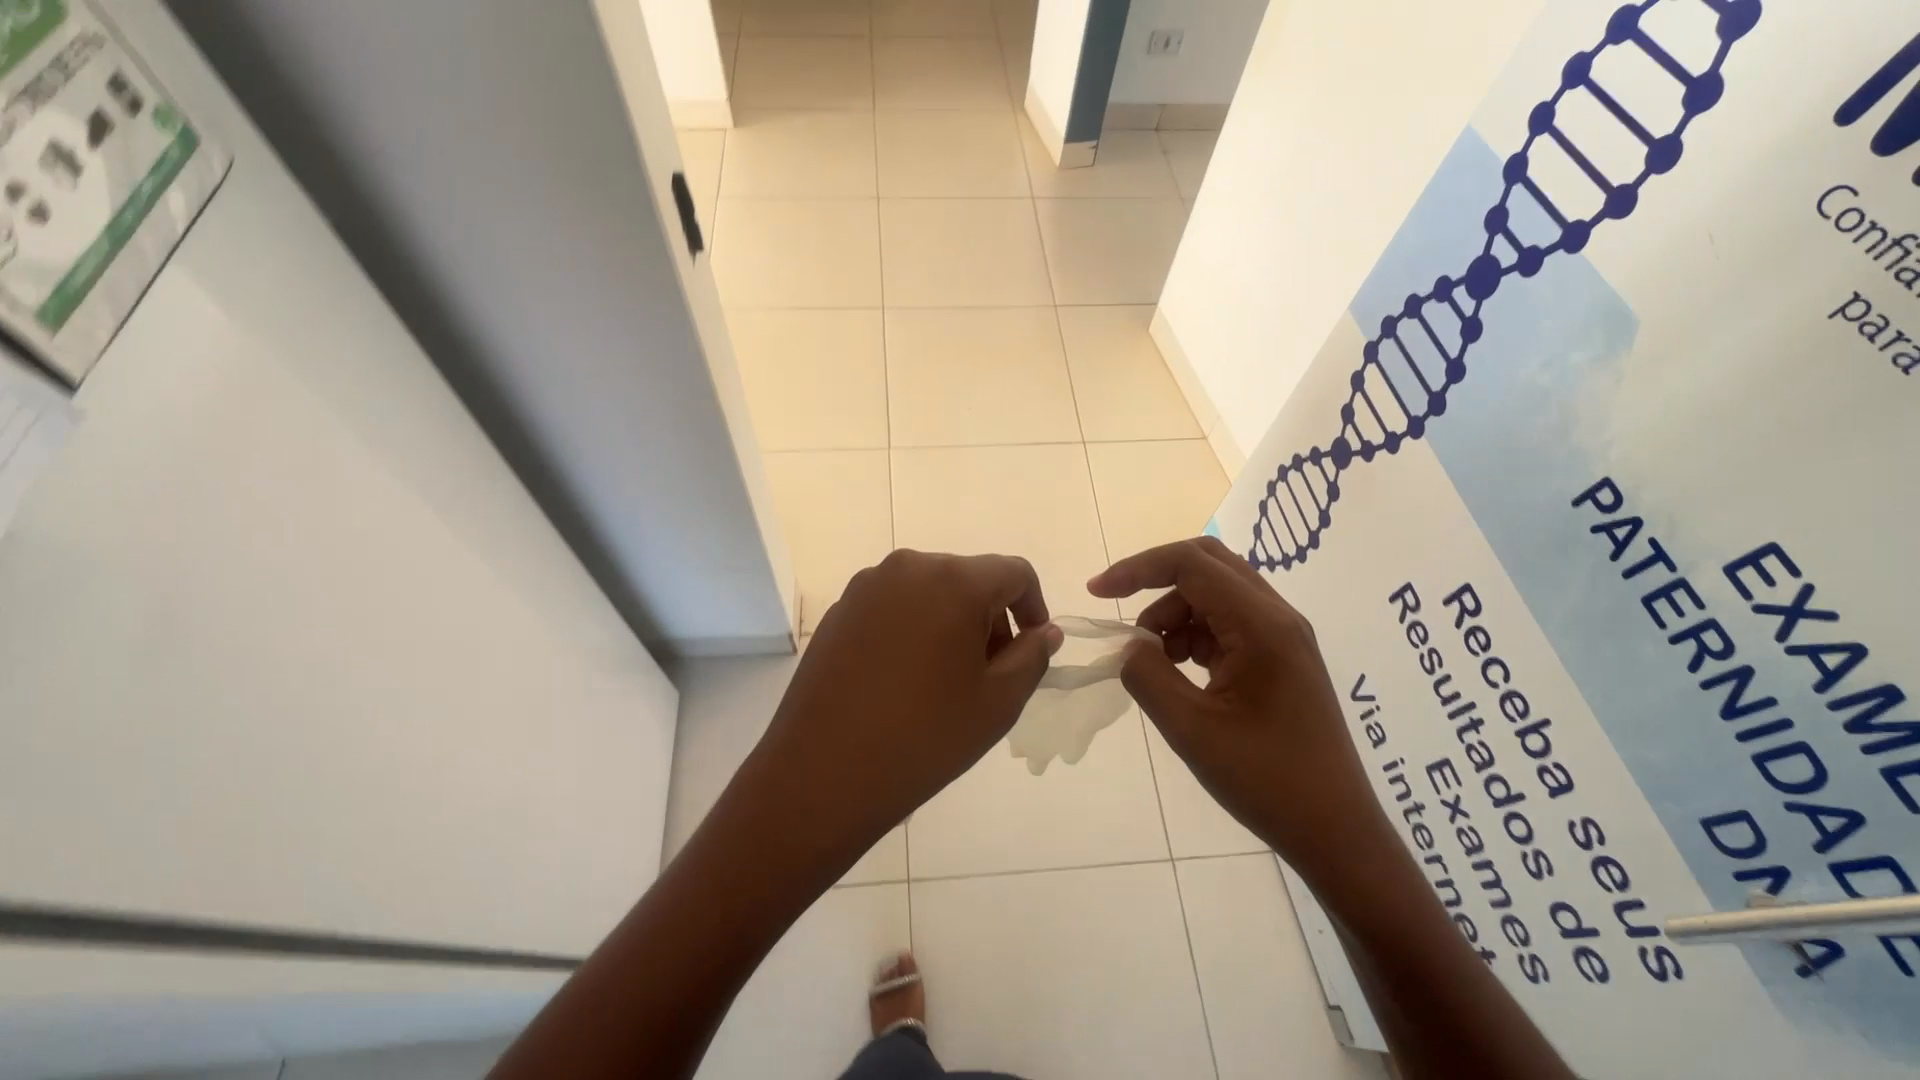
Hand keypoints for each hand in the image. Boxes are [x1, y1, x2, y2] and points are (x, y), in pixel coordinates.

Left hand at [745, 550, 1062, 862]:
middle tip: (991, 674)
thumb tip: (1045, 631)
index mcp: (954, 581)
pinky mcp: (838, 613)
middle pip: (969, 578)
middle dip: (991, 618)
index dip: (1035, 607)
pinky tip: (903, 682)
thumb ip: (1032, 657)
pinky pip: (893, 608)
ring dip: (951, 623)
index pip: (1014, 574)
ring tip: (946, 682)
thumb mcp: (998, 703)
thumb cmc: (924, 738)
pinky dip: (912, 631)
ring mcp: (865, 588)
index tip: (1033, 649)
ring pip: (929, 592)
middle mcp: (907, 568)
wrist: (822, 774)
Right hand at [1088, 537, 1388, 879]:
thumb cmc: (1265, 781)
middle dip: (1156, 583)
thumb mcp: (1190, 729)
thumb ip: (1147, 677)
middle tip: (1121, 619)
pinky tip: (1179, 672)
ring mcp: (1284, 638)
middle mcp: (1278, 618)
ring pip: (1217, 595)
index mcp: (1261, 626)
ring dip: (1175, 615)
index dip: (1138, 569)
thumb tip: (1128, 648)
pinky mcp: (1283, 660)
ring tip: (1151, 662)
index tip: (1097, 593)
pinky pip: (1230, 624)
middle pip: (1208, 566)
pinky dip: (1195, 635)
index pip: (1191, 564)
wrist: (1335, 829)